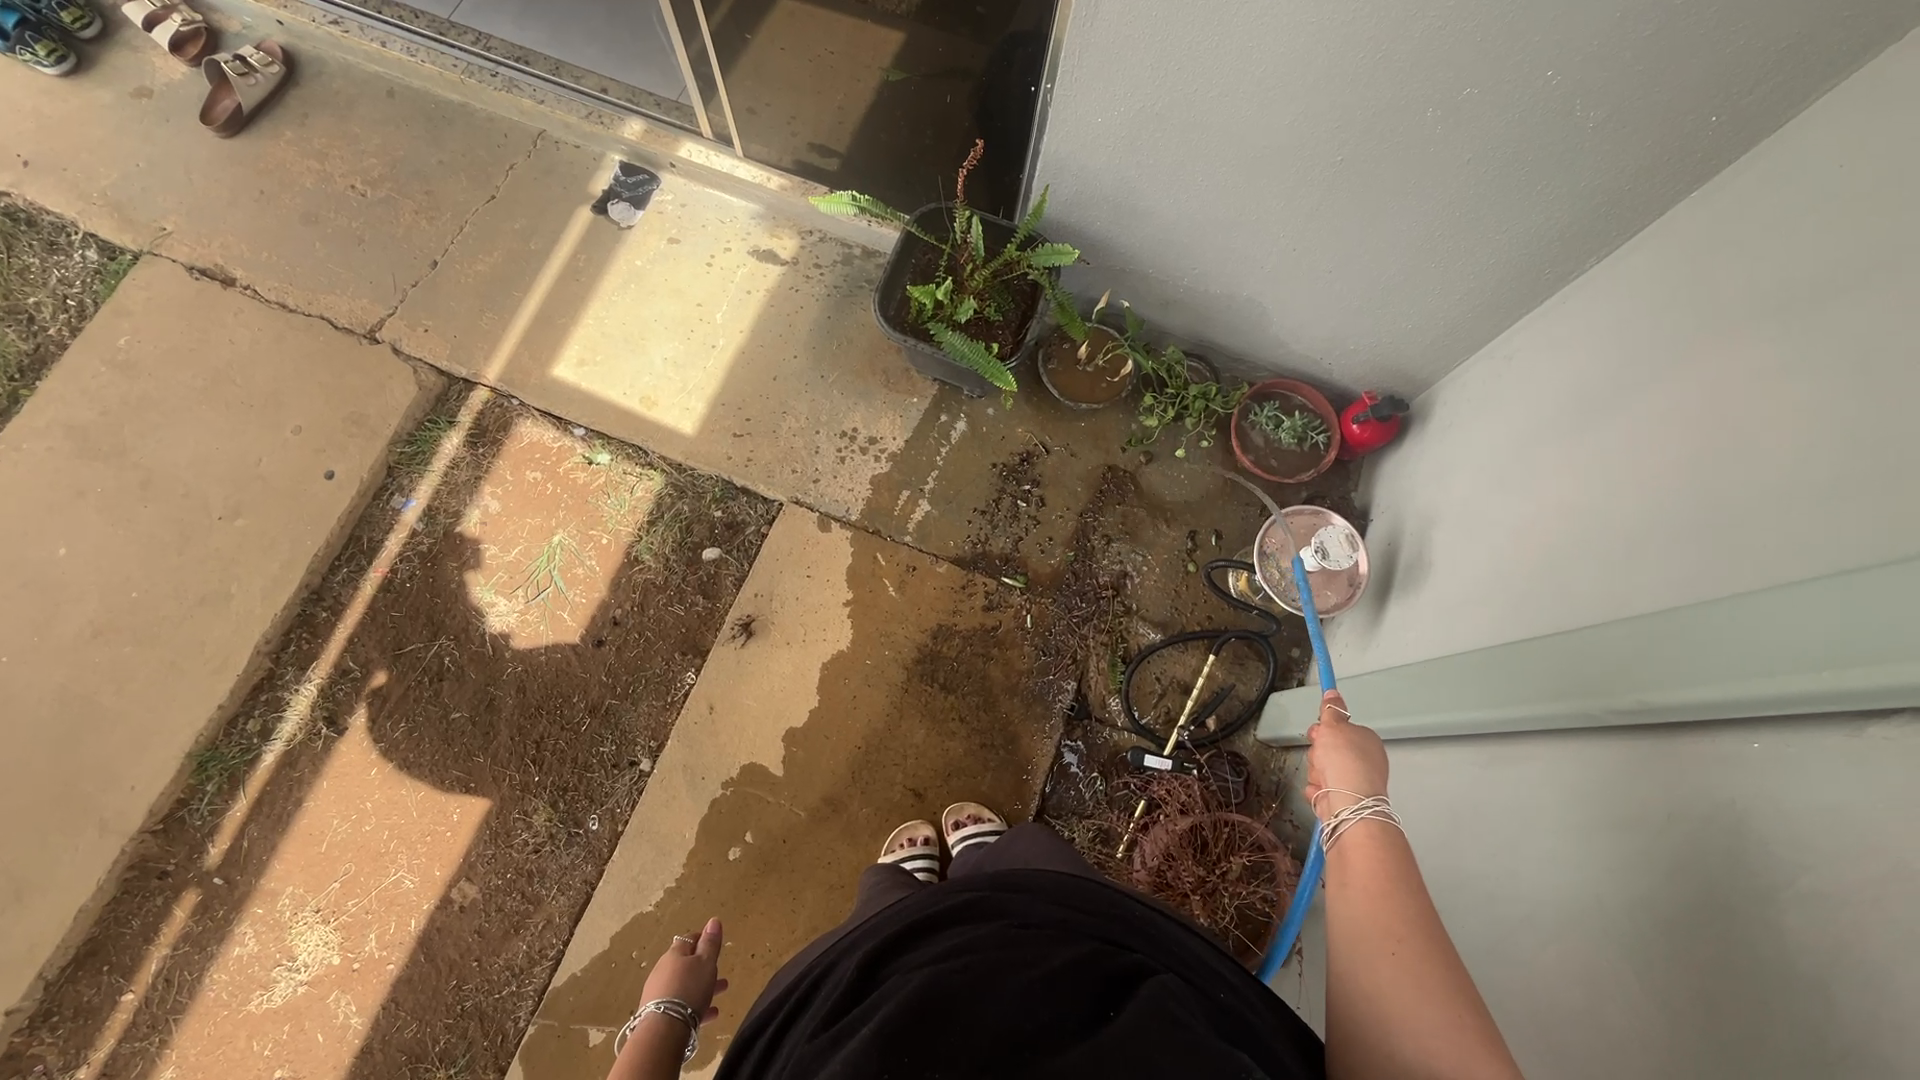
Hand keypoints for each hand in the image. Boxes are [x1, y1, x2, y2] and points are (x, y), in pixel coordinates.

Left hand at [641, 917, 727, 1022]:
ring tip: (720, 992)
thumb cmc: (689, 989)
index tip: (713, 943)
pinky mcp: (657, 1013)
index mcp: (674, 955)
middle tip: (719, 970)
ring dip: (702, 987)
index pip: (688, 940)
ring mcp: (658, 993)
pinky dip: (695, 1006)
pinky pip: (679, 1005)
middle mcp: (663, 971)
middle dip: (704, 967)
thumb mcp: (706, 963)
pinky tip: (710, 1014)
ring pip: (684, 985)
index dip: (701, 939)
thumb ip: (710, 943)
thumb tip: (713, 920)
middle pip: (686, 964)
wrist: (663, 1030)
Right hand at [1304, 690, 1388, 816]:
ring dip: (1316, 771)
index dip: (1325, 731)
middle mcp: (1363, 761)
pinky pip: (1320, 788)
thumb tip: (1333, 693)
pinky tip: (1321, 790)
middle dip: (1317, 753)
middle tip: (1320, 755)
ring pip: (1321, 769)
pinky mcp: (1342, 798)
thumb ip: (1331, 709)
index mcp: (1366, 741)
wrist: (1348, 799)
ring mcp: (1353, 782)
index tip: (1318, 733)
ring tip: (1323, 776)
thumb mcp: (1333, 726)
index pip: (1340, 730)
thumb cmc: (1344, 759)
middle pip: (1328, 750)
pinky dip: (1317, 789)